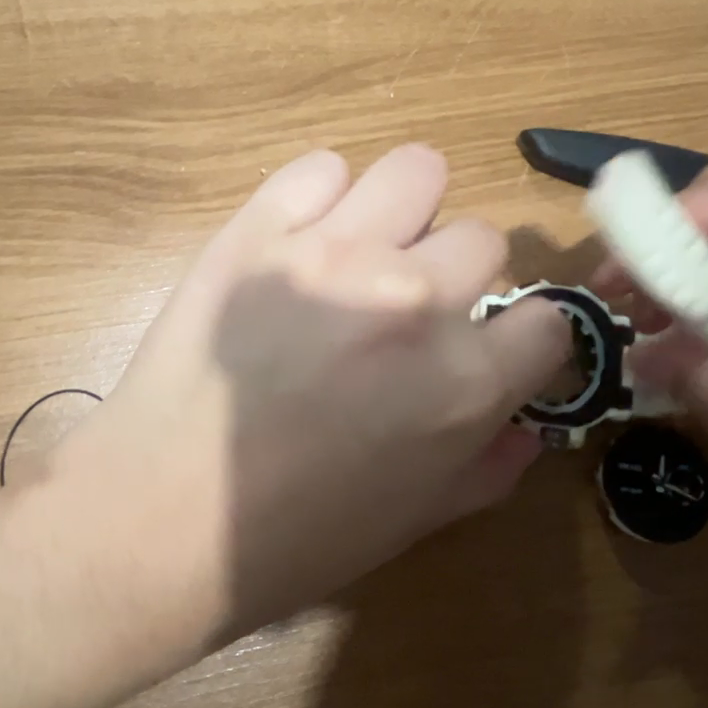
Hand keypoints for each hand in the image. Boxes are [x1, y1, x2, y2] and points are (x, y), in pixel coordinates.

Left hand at [61, 144, 569, 642]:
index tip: (487, 347)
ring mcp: (331, 254)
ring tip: (364, 252)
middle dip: (458, 274)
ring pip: (416, 171)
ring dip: (404, 212)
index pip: (548, 319)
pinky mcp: (256, 230)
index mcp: (463, 382)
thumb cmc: (295, 539)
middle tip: (408, 307)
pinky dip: (321, 198)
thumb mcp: (416, 520)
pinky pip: (319, 168)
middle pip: (482, 237)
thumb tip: (527, 422)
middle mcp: (412, 300)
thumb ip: (489, 464)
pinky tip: (300, 240)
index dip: (522, 337)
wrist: (160, 520)